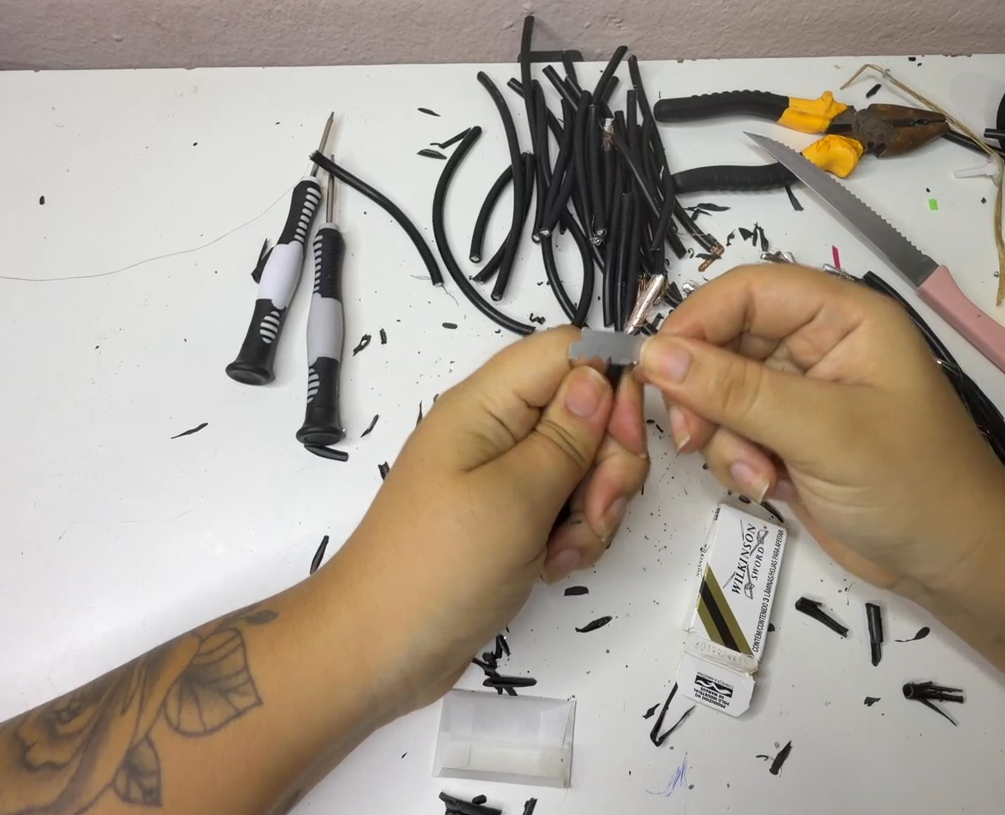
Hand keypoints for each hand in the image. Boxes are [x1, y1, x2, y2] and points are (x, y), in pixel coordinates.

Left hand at [318, 327, 647, 716]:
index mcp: (487, 403)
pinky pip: (568, 501)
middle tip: (594, 510)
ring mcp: (507, 472)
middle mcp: (499, 427)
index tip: (627, 435)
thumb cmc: (438, 568)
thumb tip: (599, 373)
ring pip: (585, 460)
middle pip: (587, 408)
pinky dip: (575, 532)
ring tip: (564, 551)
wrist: (377, 654)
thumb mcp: (514, 498)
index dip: (609, 380)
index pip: (568, 350)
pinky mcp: (513, 512)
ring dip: (593, 506)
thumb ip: (566, 435)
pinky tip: (553, 564)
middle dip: (608, 460)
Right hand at [637, 263, 1004, 594]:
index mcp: (840, 316)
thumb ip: (736, 391)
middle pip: (722, 339)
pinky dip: (733, 457)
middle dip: (703, 391)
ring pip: (716, 388)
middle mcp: (813, 342)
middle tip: (692, 436)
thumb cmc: (912, 485)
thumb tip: (654, 355)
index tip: (659, 367)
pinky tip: (769, 486)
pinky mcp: (782, 431)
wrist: (954, 566)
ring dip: (720, 433)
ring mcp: (795, 389)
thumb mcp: (824, 432)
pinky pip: (727, 427)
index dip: (698, 320)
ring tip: (757, 475)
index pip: (748, 291)